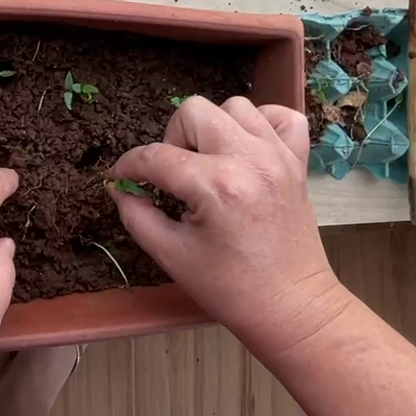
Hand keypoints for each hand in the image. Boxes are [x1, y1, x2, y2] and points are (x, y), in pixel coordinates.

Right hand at [107, 96, 350, 361]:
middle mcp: (249, 159)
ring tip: (210, 163)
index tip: (121, 178)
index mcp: (216, 186)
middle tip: (176, 176)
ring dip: (212, 129)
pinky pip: (280, 117)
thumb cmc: (230, 289)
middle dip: (172, 140)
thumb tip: (118, 187)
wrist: (293, 309)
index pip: (156, 157)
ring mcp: (277, 155)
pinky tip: (246, 150)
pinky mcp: (297, 161)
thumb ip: (136, 215)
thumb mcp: (171, 255)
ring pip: (233, 106)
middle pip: (193, 112)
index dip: (129, 167)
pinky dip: (259, 125)